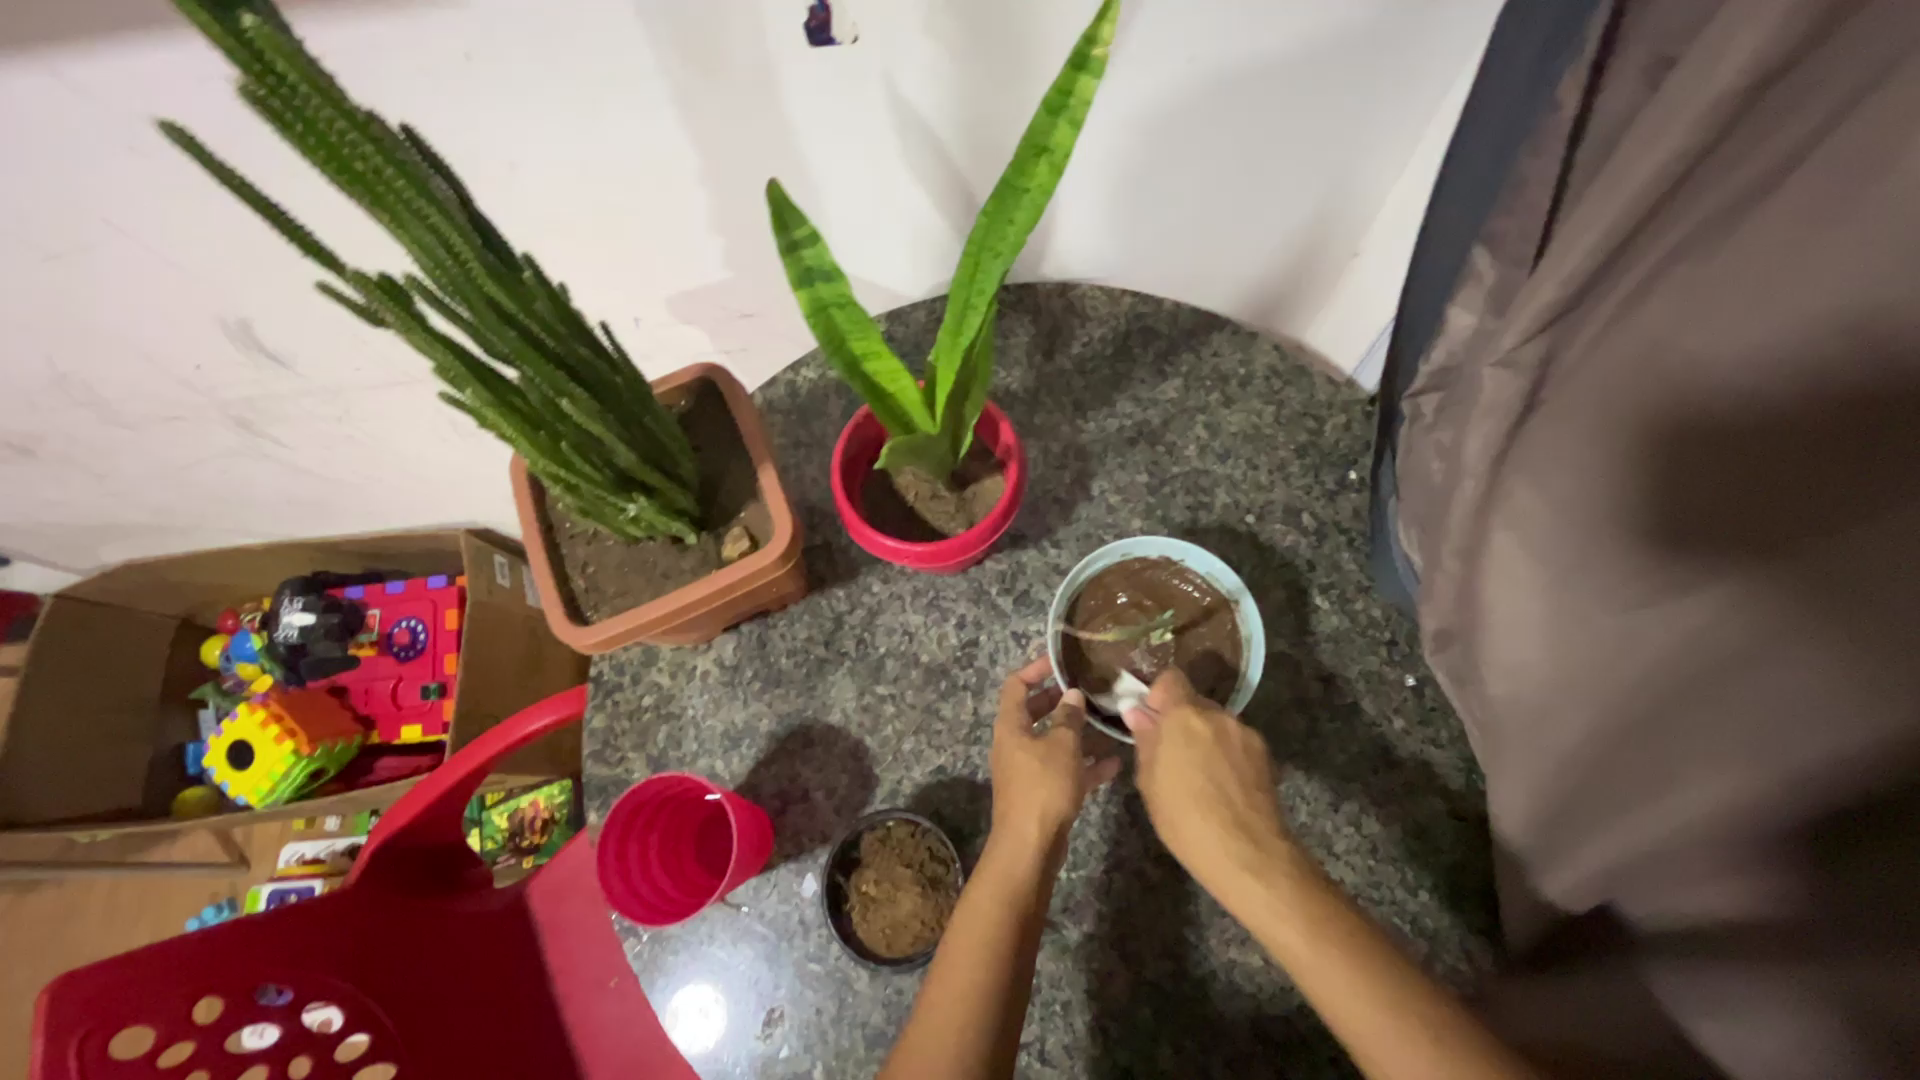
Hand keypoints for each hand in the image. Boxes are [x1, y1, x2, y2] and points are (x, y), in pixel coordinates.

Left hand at [990, 657, 1122, 862]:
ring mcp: (1028, 769)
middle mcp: (1015, 743)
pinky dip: (1084, 765)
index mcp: (1010, 726)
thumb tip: (1072, 694)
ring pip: (1053, 741)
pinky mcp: (1042, 792)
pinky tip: (1114, 764)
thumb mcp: (1061, 746)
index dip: (1036, 669)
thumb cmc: (1043, 787)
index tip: (1061, 662)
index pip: (1016, 684)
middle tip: (1088, 690)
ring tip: (1106, 721)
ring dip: (1077, 733)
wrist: (1030, 845)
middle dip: (1060, 700)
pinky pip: (1064, 770)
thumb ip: (1069, 717)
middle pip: (1035, 711)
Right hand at [1122, 669, 1297, 893]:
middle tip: (1173, 753)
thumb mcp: (1150, 781)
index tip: (1152, 718)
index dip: (1159, 694)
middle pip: (1195, 702)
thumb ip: (1146, 740)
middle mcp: (1217, 714)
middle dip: (1183, 720)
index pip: (1170, 678)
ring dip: (1206, 737)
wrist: (1246, 852)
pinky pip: (1237, 742)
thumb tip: (1137, 712)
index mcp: (1183, 715)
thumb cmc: (1184, 818)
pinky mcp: (1265, 754)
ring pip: (1218, 723)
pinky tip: (1224, 785)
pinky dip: (1228, 754)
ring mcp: (1245, 733)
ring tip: (1202, 774)